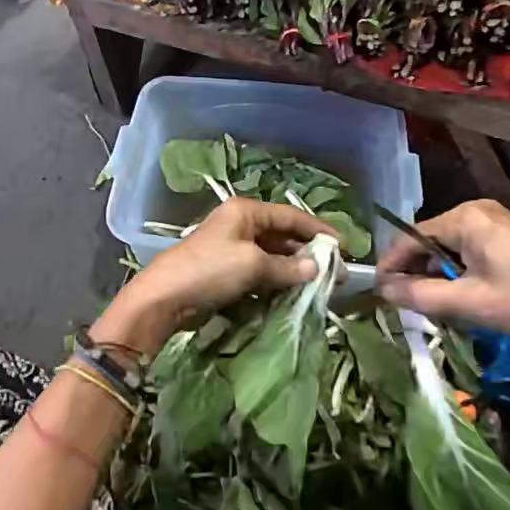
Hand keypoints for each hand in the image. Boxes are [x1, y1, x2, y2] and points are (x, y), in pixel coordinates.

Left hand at [92, 199, 333, 354]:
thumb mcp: (253, 264)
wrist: (165, 298)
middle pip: (283, 236)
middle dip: (309, 254)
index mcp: (245, 212)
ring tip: (320, 287)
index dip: (318, 230)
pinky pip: (259, 275)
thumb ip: (287, 267)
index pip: (291, 216)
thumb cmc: (210, 270)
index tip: (344, 247)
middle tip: (336, 275)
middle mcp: (240, 226)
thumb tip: (316, 268)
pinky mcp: (226, 273)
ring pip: (272, 258)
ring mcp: (232, 250)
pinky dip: (276, 283)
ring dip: (294, 271)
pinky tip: (293, 296)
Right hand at [375, 200, 509, 345]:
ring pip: (446, 246)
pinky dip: (456, 270)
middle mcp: (476, 210)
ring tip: (434, 303)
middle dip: (415, 271)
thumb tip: (383, 290)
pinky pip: (466, 248)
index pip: (409, 237)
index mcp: (464, 218)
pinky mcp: (507, 234)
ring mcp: (494, 220)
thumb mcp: (468, 303)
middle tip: (407, 303)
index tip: (377, 291)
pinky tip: (460, 294)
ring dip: (436, 274)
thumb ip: (419, 295)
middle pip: (427, 240)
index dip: (390, 265)